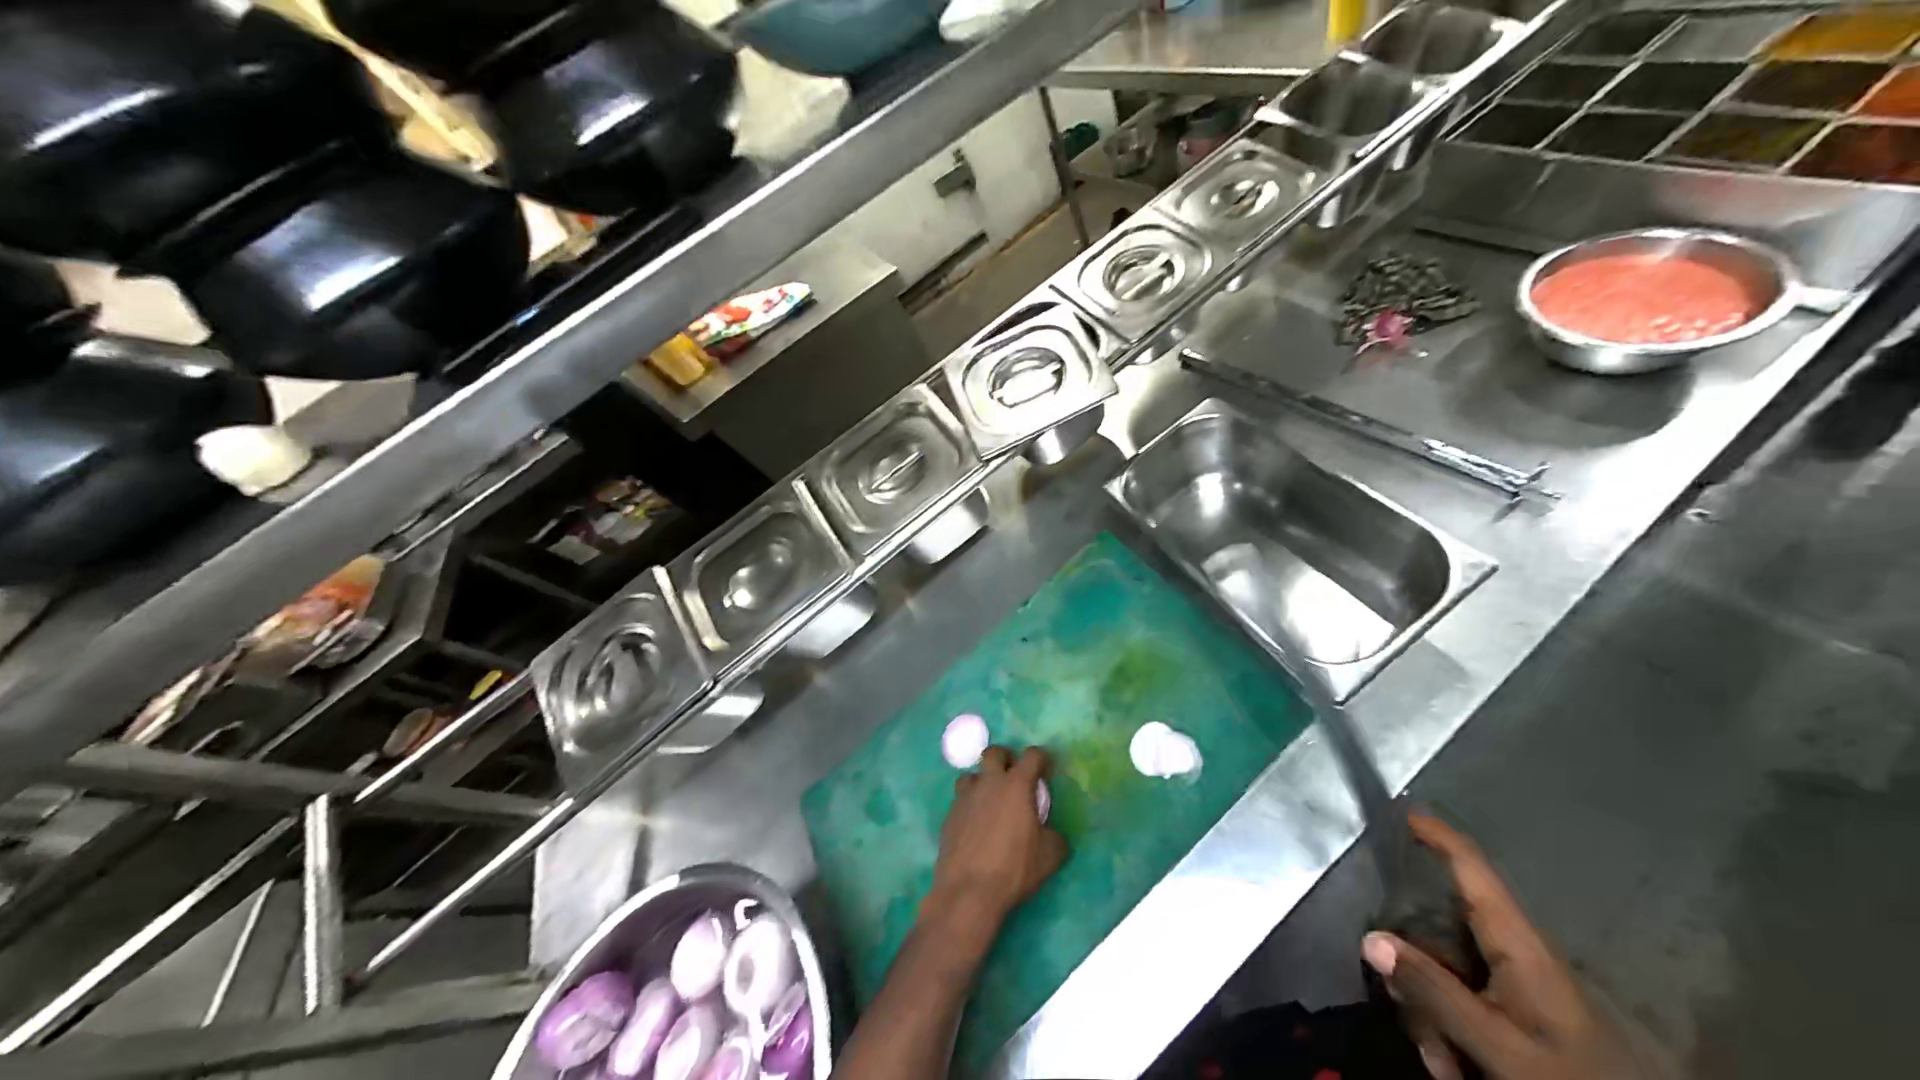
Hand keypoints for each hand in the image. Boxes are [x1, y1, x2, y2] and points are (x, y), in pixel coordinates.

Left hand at [929, 745, 1066, 926]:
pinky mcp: (949, 815)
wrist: (969, 890)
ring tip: (991, 801)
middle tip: (1013, 776)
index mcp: (1017, 785)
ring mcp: (965, 797)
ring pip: (972, 774)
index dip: (1041, 759)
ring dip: (983, 781)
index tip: (1045, 770)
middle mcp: (989, 783)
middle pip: (994, 752)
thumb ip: (1055, 837)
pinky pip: (961, 800)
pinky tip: (976, 825)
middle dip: (1006, 758)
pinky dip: (970, 805)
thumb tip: (1052, 833)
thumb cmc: (1014, 868)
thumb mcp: (1050, 856)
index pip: (1032, 755)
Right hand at [1362, 812, 1649, 1079]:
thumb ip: (1433, 991)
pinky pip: (1466, 997)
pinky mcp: (1524, 1005)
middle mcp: (1519, 951)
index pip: (1474, 869)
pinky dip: (1452, 1030)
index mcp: (1519, 943)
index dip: (1440, 835)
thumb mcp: (1498, 1046)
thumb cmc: (1572, 1076)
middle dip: (1416, 973)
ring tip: (1445, 1065)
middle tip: (1414, 1023)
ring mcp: (1522, 980)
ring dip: (1434, 1014)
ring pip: (1448, 969)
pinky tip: (1458, 1066)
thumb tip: (1371, 938)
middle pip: (1441, 931)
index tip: (1404, 809)